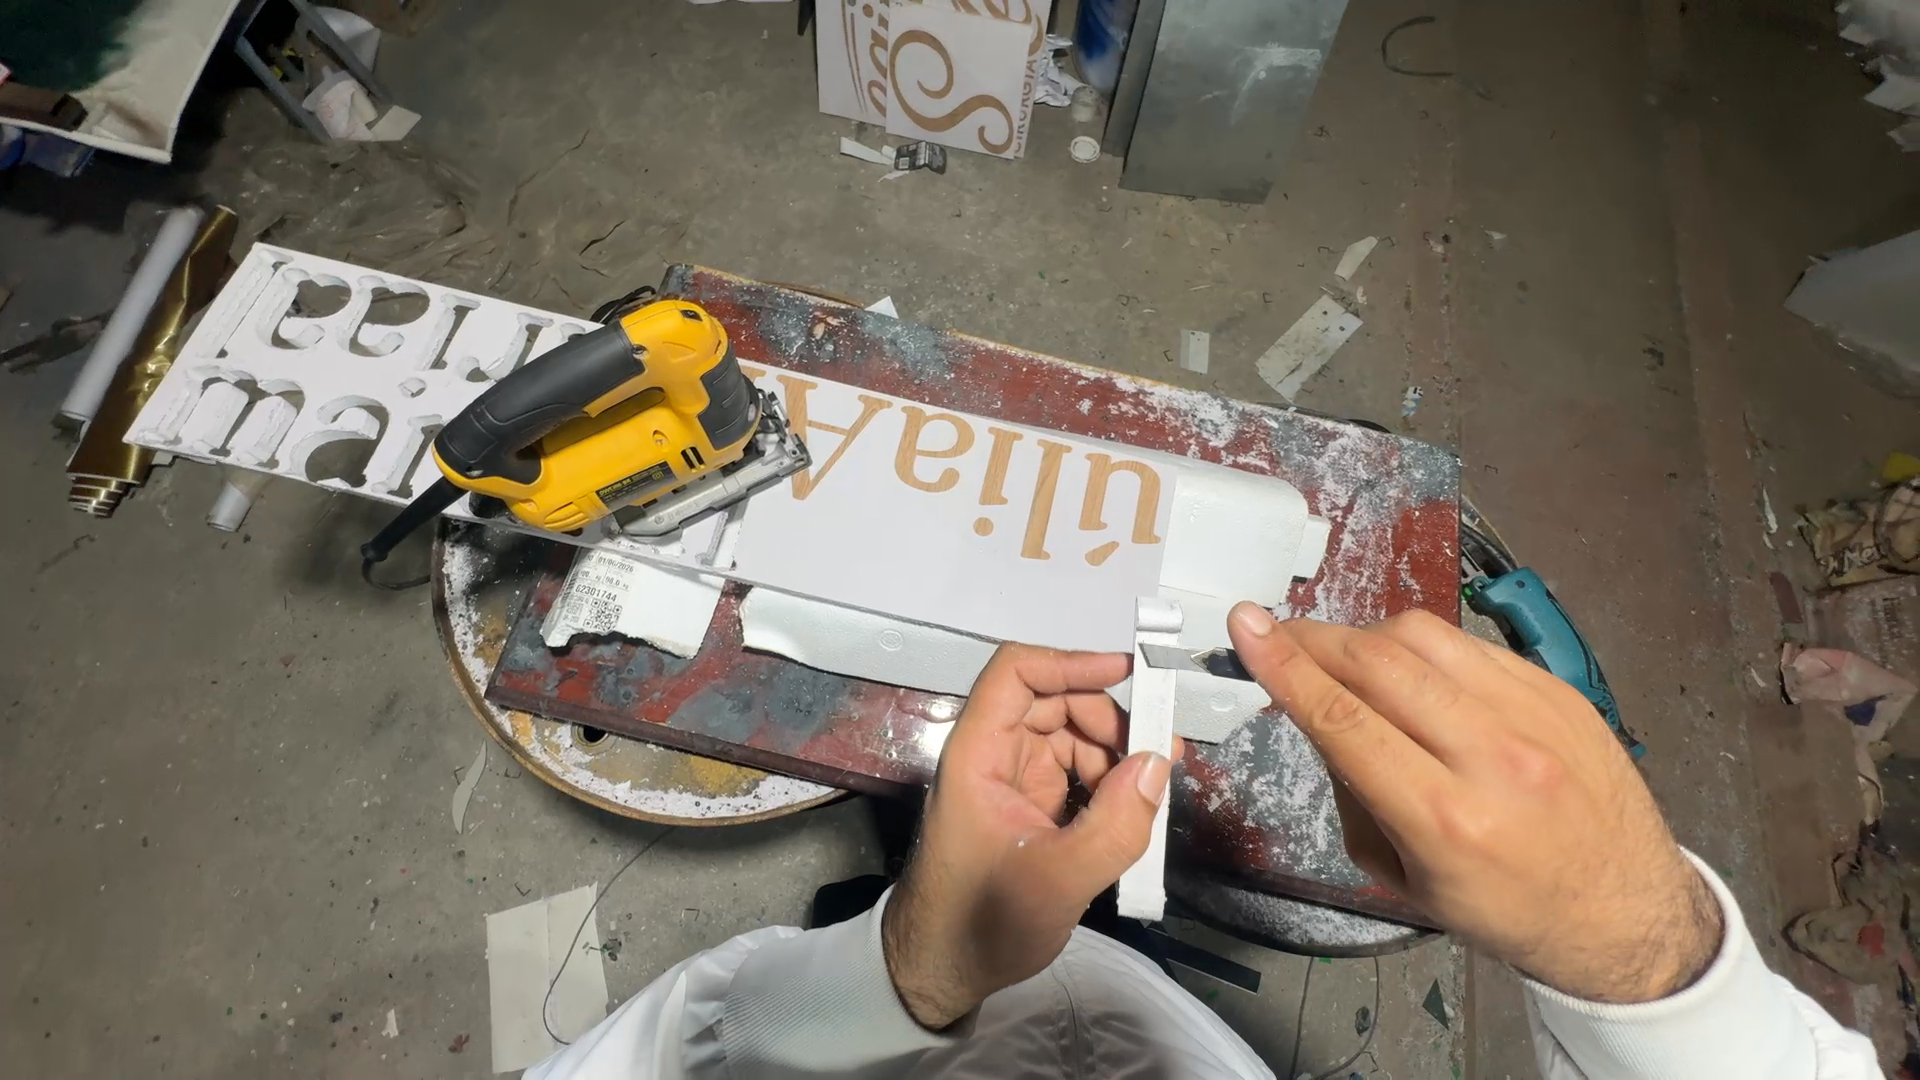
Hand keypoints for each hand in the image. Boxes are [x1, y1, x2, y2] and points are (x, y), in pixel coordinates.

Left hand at [882, 644, 1179, 1028]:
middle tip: (1157, 752)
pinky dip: (1105, 779)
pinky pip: (1073, 769)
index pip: (1015, 673)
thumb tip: (1157, 765)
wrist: (940, 969)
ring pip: (1067, 733)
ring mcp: (1010, 776)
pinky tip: (1130, 806)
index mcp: (979, 753)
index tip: (1127, 672)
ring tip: (1150, 788)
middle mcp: (993, 752)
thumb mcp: (1057, 881)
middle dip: (1106, 719)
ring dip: (1111, 752)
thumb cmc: (981, 922)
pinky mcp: (1027, 802)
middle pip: (1051, 700)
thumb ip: (1114, 826)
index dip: (1068, 662)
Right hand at [1226, 603, 1720, 1003]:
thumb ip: (1350, 784)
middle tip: (1279, 636)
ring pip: (1417, 635)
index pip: (1341, 718)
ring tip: (1345, 658)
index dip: (1283, 664)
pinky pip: (1462, 643)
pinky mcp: (1558, 691)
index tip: (1246, 626)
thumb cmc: (1502, 907)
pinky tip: (1407, 670)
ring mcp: (1535, 716)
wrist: (1632, 919)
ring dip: (1360, 637)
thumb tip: (1318, 707)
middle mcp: (1495, 759)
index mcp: (1445, 820)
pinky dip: (1414, 646)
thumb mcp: (1398, 872)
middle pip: (1375, 663)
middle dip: (1310, 639)